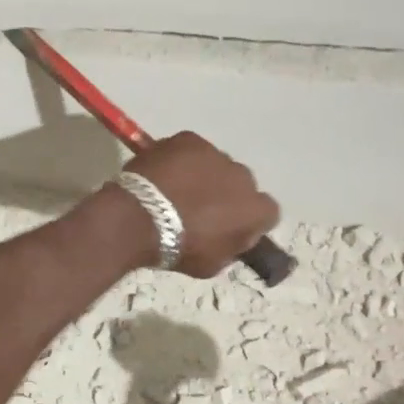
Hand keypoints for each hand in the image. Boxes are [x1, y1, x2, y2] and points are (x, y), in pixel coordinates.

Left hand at [122, 132, 279, 278]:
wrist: (138, 219)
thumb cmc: (177, 249)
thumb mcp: (212, 264)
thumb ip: (230, 247)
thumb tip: (233, 238)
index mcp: (256, 210)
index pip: (264, 213)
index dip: (246, 219)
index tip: (227, 227)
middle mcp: (244, 177)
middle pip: (239, 184)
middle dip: (223, 194)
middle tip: (195, 207)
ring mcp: (215, 154)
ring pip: (213, 164)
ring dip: (200, 174)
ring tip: (173, 188)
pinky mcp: (189, 140)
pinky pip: (189, 149)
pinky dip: (178, 159)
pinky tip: (161, 172)